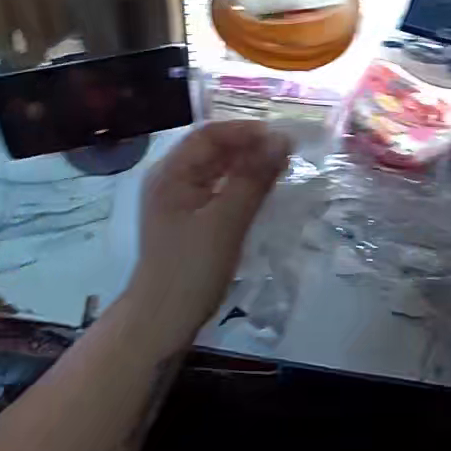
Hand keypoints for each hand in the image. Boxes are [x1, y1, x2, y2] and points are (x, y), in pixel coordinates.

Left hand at [126, 121, 290, 335]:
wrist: (163, 319)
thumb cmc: (191, 268)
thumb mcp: (227, 221)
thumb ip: (253, 178)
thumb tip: (281, 140)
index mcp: (170, 173)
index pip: (208, 135)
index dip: (245, 131)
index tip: (282, 137)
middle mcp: (168, 181)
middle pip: (210, 151)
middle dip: (247, 148)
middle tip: (287, 154)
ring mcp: (175, 203)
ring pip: (213, 173)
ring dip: (244, 167)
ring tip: (279, 170)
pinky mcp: (185, 223)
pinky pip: (213, 193)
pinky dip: (236, 188)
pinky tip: (259, 194)